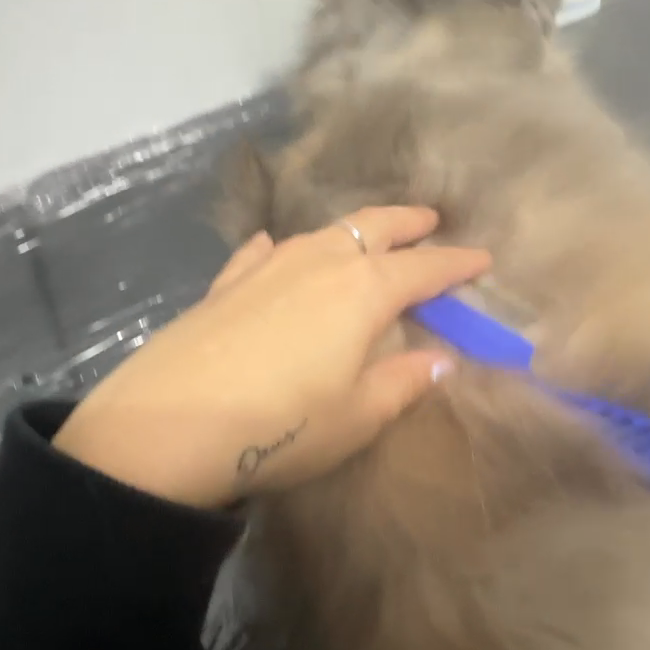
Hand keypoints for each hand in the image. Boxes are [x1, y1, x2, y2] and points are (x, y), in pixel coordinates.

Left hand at [52, 206, 490, 508]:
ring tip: (366, 237)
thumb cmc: (280, 428)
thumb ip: (404, 382)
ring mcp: (266, 267)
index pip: (424, 269)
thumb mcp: (357, 416)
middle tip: (430, 220)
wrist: (167, 428)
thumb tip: (443, 361)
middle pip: (373, 228)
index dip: (457, 263)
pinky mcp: (224, 283)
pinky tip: (276, 250)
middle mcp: (318, 262)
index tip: (483, 258)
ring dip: (352, 231)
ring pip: (321, 233)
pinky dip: (283, 249)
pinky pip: (263, 253)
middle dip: (407, 222)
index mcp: (362, 291)